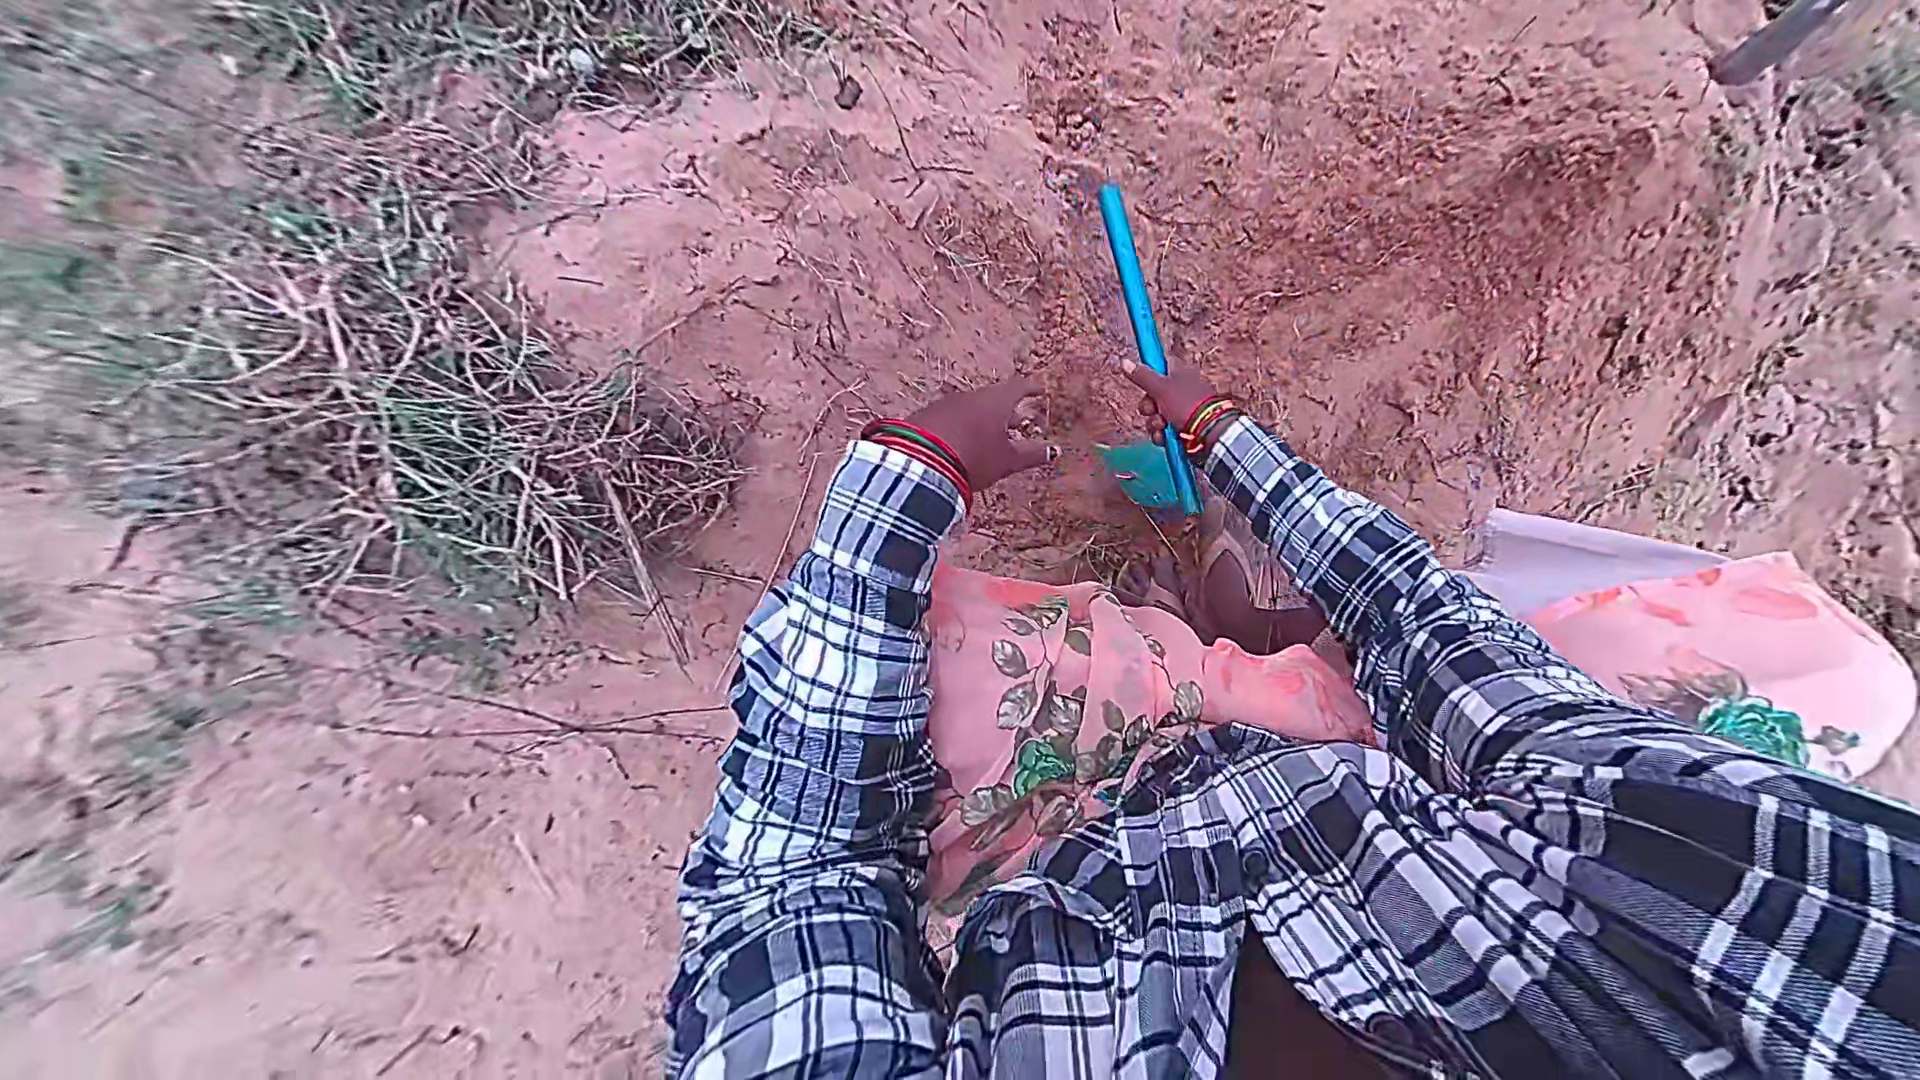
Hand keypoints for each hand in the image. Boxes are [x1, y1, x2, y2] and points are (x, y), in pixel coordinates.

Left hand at [904, 379, 1056, 490]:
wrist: (921, 462)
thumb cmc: (974, 458)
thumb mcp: (1007, 460)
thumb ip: (1031, 455)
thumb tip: (1055, 452)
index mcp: (996, 401)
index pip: (1019, 387)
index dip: (1031, 389)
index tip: (1040, 390)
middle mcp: (971, 396)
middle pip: (994, 398)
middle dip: (1007, 411)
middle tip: (1019, 421)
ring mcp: (946, 404)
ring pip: (972, 408)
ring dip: (984, 420)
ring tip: (990, 437)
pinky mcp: (926, 416)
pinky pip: (952, 418)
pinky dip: (963, 427)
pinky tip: (962, 443)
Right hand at [1118, 357, 1217, 435]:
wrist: (1208, 434)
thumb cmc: (1187, 405)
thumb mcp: (1162, 388)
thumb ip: (1142, 376)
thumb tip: (1123, 361)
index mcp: (1179, 375)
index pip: (1160, 367)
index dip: (1148, 374)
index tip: (1142, 381)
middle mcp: (1180, 391)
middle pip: (1152, 395)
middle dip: (1148, 407)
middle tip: (1152, 410)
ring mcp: (1180, 411)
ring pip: (1155, 415)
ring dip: (1154, 423)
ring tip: (1162, 427)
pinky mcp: (1180, 429)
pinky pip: (1162, 431)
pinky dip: (1160, 435)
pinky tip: (1164, 437)